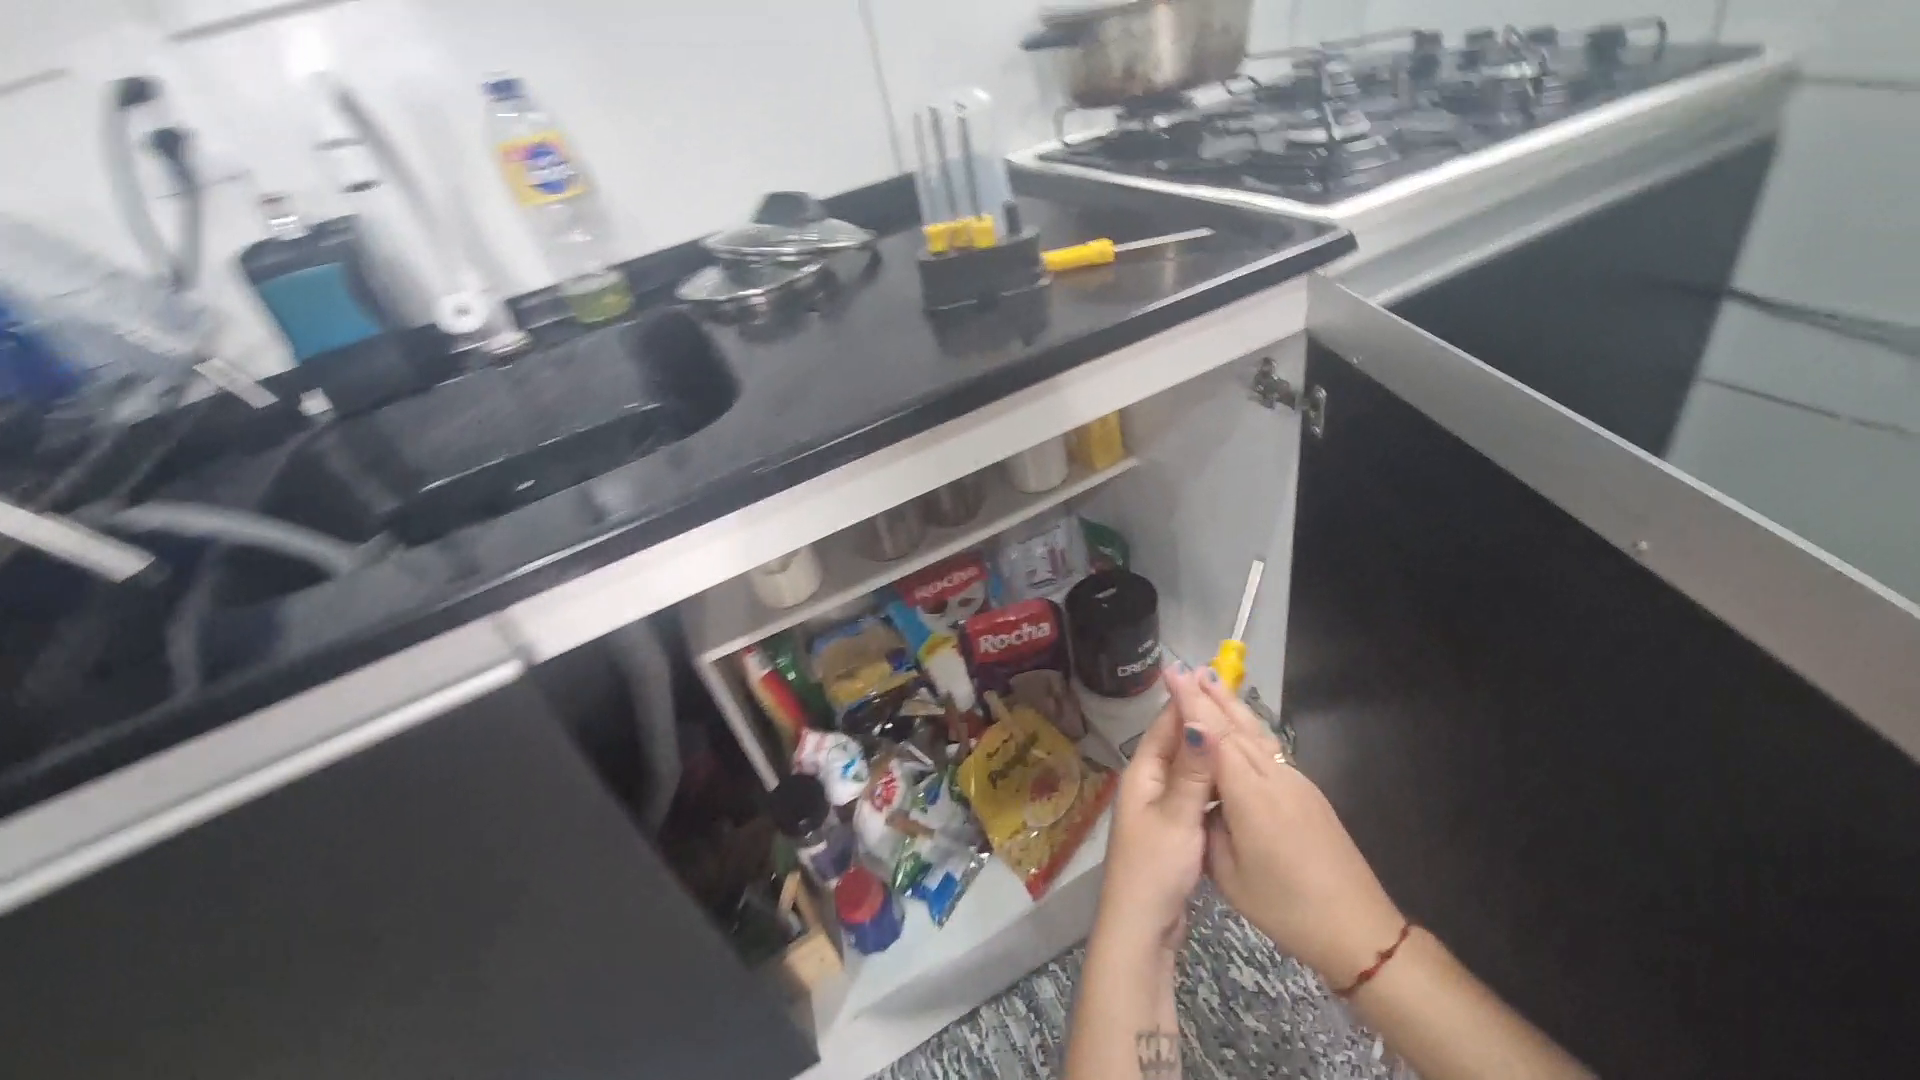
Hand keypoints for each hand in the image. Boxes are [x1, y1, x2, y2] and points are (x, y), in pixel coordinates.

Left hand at [1096, 665, 1216, 951]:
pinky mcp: (1173, 830)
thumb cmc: (1155, 868)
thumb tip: (1200, 718)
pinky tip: (1236, 782)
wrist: (1142, 927)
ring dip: (1209, 756)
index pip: (1166, 725)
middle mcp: (1148, 784)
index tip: (1214, 678)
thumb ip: (1193, 770)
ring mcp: (1160, 808)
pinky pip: (1194, 795)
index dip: (1188, 702)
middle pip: (1177, 745)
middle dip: (1203, 726)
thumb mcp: (1179, 815)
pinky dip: (1212, 785)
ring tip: (1245, 737)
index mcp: (1142, 773)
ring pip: (1188, 771)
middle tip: (1240, 706)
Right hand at [1169, 671, 1405, 984]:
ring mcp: (1295, 782)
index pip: (1215, 737)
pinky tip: (1238, 725)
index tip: (1173, 675)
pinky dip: (1247, 728)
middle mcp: (1275, 778)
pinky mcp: (1307, 792)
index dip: (1192, 704)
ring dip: (1231, 706)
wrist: (1356, 927)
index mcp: (1251, 797)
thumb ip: (1208, 824)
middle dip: (1209, 696)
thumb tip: (1198, 795)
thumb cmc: (1284, 907)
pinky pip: (1269, 749)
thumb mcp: (1228, 873)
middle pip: (1237, 726)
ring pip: (1257, 734)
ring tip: (1211, 681)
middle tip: (1185, 667)